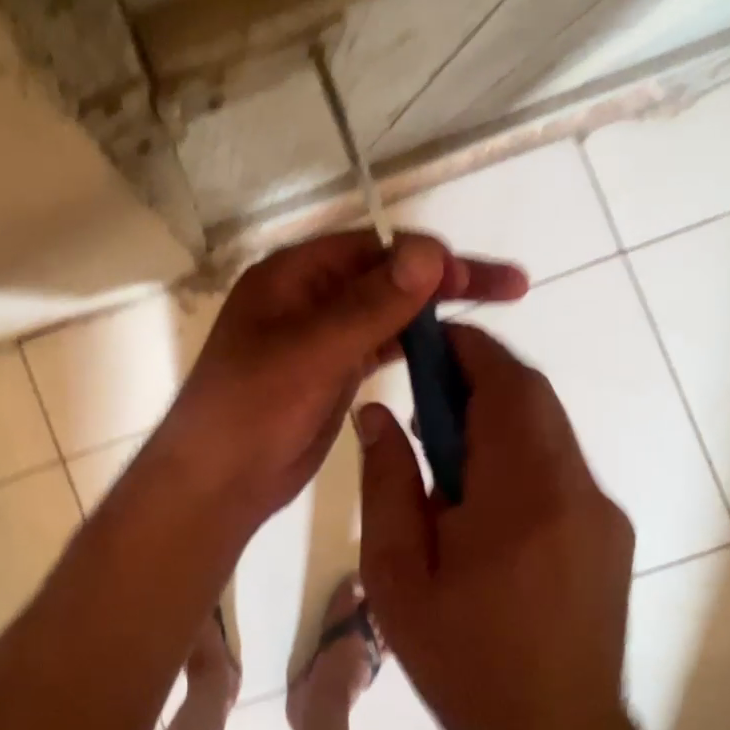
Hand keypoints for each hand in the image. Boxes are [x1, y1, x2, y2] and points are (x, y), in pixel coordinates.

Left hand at [147, 231, 526, 523]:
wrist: (217, 480)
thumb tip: (428, 249)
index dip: (426, 257)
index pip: (371, 249)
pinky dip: (413, 345)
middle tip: (512, 288)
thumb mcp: (312, 352)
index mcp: (290, 277)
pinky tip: (450, 351)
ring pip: (386, 311)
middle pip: (384, 276)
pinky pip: (379, 345)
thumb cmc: (252, 408)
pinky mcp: (330, 371)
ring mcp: (318, 335)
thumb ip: (371, 304)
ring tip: (496, 313)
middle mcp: (305, 297)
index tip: (480, 278)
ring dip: (433, 312)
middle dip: (443, 280)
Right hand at [356, 325, 636, 729]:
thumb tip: (376, 412)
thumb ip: (387, 481)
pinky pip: (557, 470)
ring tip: (436, 454)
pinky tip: (473, 501)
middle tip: (416, 397)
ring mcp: (601, 516)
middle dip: (475, 379)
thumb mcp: (395, 571)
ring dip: (493, 419)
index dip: (466, 348)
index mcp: (525, 494)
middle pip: (533, 400)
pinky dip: (513, 455)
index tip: (421, 339)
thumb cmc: (461, 657)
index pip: (507, 384)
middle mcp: (578, 492)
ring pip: (546, 433)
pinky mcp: (607, 539)